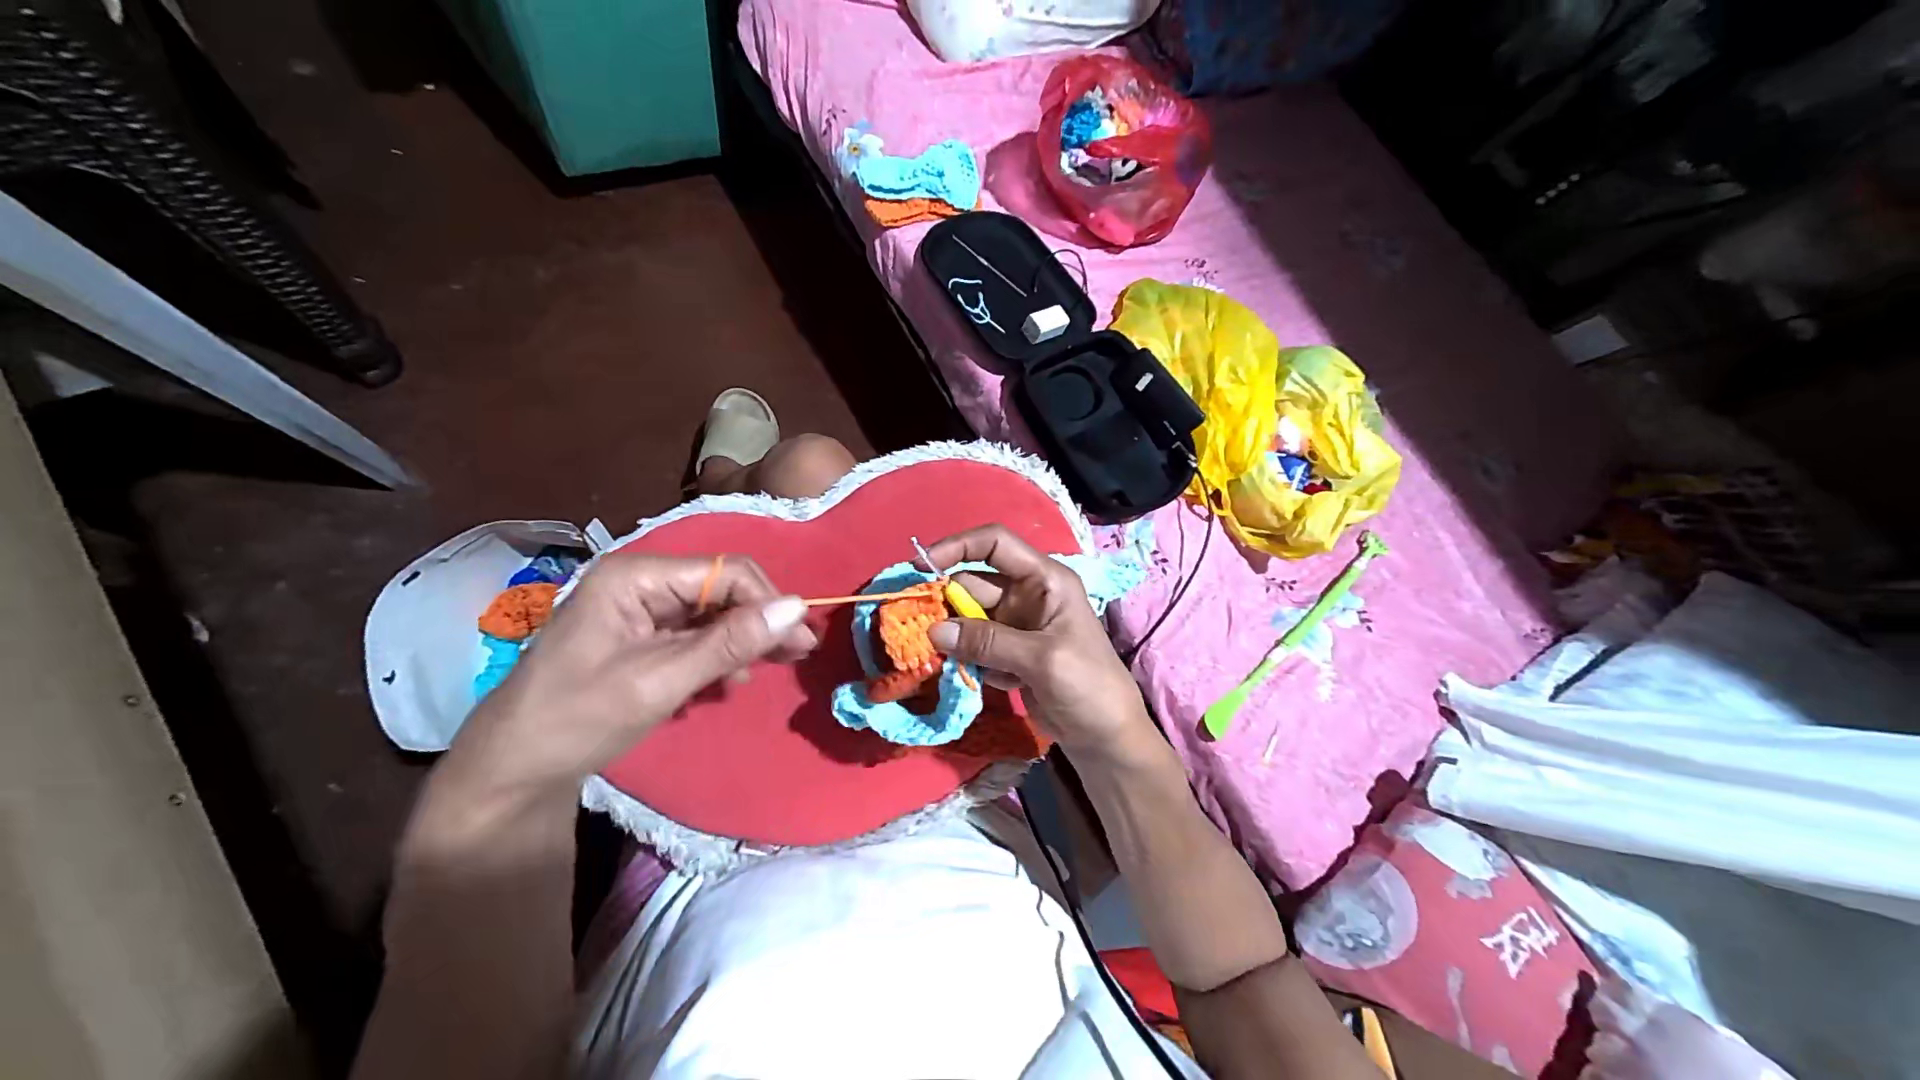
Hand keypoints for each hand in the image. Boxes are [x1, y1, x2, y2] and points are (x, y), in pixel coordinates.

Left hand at [442, 554, 815, 800]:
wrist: (511, 770)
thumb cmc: (579, 718)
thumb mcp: (661, 681)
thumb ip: (731, 642)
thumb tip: (799, 608)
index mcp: (637, 576)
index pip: (725, 572)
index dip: (766, 602)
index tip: (798, 642)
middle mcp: (641, 582)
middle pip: (721, 591)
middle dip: (758, 623)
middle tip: (796, 657)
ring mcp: (639, 610)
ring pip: (712, 615)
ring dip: (738, 644)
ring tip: (753, 678)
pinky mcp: (641, 638)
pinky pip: (694, 637)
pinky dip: (715, 659)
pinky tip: (724, 685)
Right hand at [925, 526, 1157, 763]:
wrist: (1106, 738)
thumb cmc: (1089, 686)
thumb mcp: (1042, 660)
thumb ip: (988, 643)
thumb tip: (934, 631)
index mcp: (1044, 579)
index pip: (995, 542)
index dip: (957, 546)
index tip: (922, 567)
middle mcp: (1026, 594)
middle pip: (972, 583)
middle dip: (943, 601)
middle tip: (916, 628)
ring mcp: (1015, 625)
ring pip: (967, 617)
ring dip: (951, 635)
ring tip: (939, 658)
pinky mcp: (1006, 654)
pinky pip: (972, 646)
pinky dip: (965, 658)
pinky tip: (981, 681)